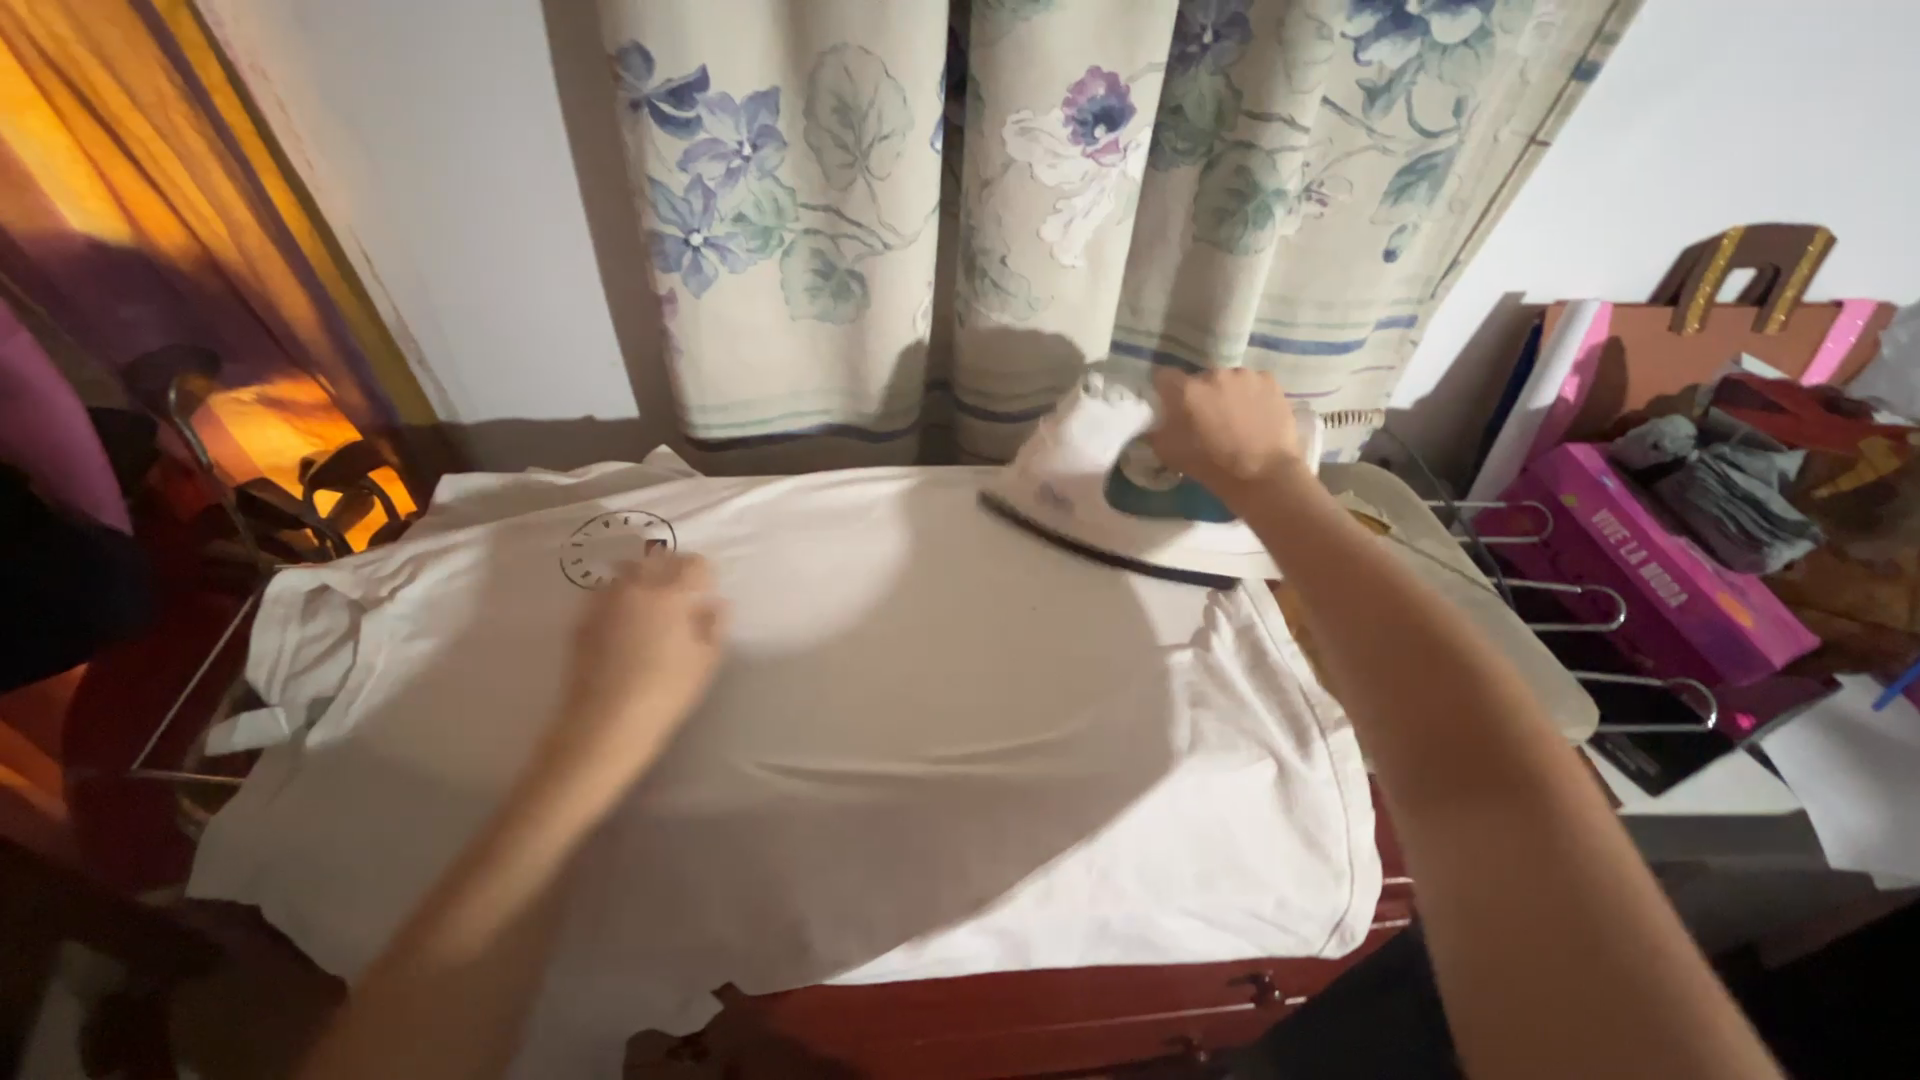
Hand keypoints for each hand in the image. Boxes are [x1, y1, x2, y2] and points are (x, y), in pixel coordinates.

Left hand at [545, 554, 726, 775]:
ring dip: (643, 576)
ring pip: (626, 571)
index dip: (704, 572)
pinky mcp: (582, 618)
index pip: (692, 563)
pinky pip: (604, 592)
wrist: (605, 722)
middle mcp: (635, 588)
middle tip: (682, 589)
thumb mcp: (705, 661)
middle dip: (672, 567)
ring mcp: (604, 601)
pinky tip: (624, 619)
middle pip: (656, 559)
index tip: (707, 589)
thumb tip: (715, 604)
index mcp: (670, 594)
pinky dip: (618, 595)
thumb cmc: (666, 692)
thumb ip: (714, 625)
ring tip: (651, 599)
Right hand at [1148, 367, 1306, 501]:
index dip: (1164, 390)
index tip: (1169, 405)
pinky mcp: (1270, 381)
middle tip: (1207, 419)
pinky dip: (1251, 396)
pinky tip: (1256, 416)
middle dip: (1200, 396)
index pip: (1163, 376)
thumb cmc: (1213, 466)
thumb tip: (1155, 421)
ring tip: (1236, 419)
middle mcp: (1214, 374)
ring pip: (1228, 380)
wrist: (1264, 475)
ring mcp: (1245, 375)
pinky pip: (1253, 383)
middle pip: (1199, 379)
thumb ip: (1156, 431)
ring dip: (1227, 394)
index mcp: (1186, 391)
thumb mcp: (1169, 454)